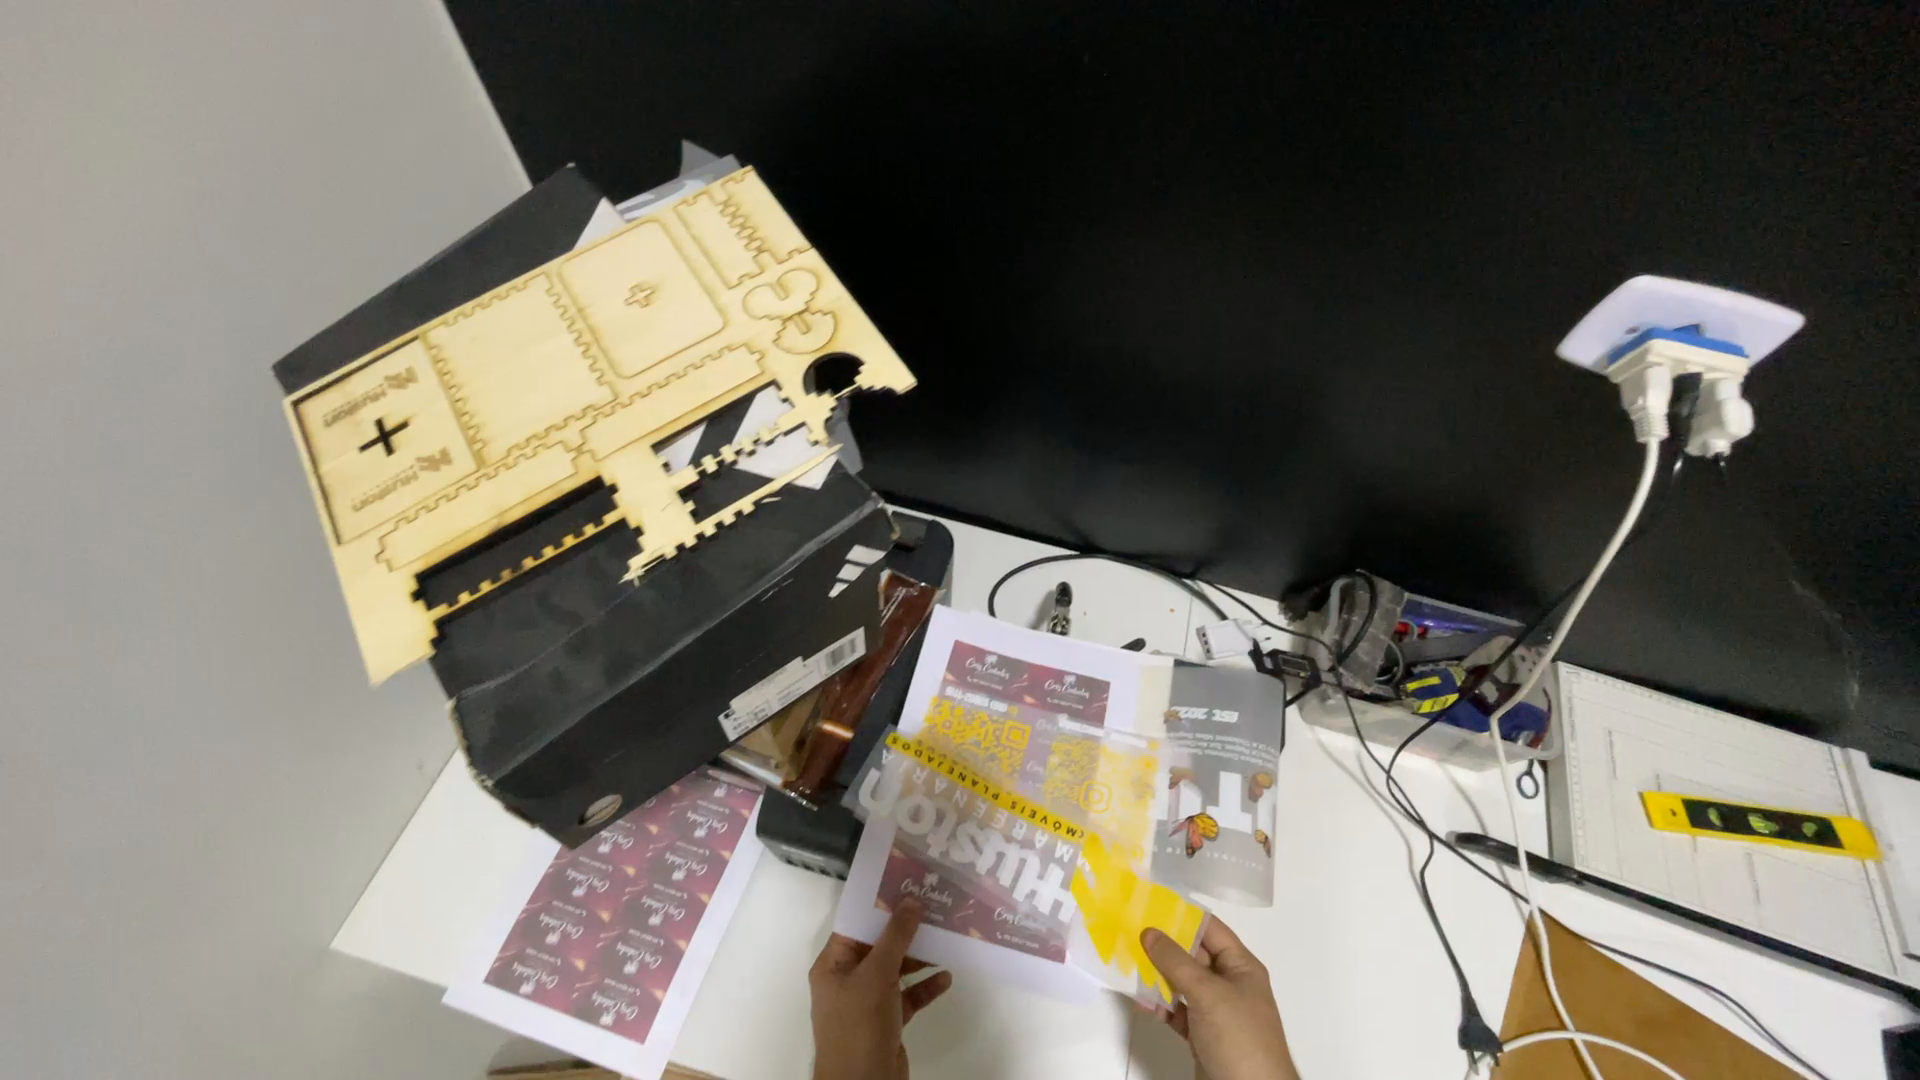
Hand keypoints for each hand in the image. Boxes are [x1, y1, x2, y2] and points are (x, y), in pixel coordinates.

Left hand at [809, 899, 953, 1079]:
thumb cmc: (859, 1026)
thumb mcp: (877, 976)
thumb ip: (895, 937)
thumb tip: (911, 901)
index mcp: (833, 965)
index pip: (855, 925)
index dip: (879, 906)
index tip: (906, 886)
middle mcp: (848, 980)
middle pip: (878, 946)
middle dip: (905, 930)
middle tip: (933, 907)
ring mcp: (867, 1002)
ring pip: (896, 969)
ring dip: (919, 957)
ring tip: (945, 937)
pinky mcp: (887, 1021)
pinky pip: (907, 996)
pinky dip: (925, 986)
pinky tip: (946, 976)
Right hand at [1141, 918, 1298, 1079]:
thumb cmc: (1238, 1037)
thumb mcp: (1208, 993)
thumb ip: (1176, 961)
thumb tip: (1148, 931)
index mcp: (1240, 967)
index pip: (1209, 929)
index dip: (1182, 914)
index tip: (1149, 902)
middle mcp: (1228, 984)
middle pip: (1192, 954)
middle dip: (1162, 944)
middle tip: (1128, 929)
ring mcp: (1215, 1011)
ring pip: (1181, 982)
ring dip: (1156, 974)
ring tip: (1126, 961)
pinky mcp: (1202, 1034)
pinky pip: (1176, 1010)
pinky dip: (1159, 1004)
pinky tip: (1140, 999)